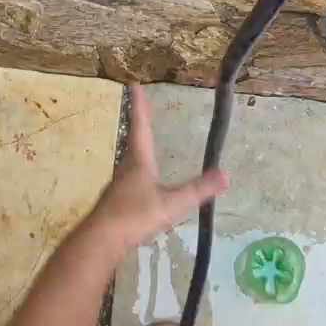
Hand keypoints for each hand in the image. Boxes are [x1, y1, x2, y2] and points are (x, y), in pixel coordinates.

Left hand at [80, 87, 227, 258]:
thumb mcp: (170, 204)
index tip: (134, 84)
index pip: (141, 125)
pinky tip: (141, 180)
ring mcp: (120, 184)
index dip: (139, 105)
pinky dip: (138, 167)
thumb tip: (225, 174)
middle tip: (140, 104)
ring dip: (138, 143)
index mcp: (139, 160)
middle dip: (140, 120)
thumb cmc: (134, 216)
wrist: (100, 241)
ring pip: (131, 157)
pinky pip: (130, 176)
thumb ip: (197, 190)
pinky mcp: (117, 202)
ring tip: (144, 137)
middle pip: (135, 137)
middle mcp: (128, 166)